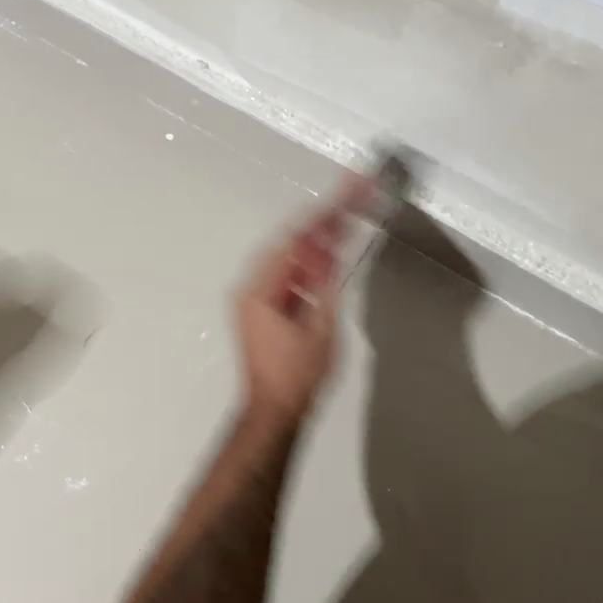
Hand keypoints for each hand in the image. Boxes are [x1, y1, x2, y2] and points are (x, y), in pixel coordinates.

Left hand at [235, 177, 371, 417]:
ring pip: (288, 256)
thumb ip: (325, 284)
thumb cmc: (297, 375)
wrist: (273, 411)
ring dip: (316, 238)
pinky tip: (329, 250)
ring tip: (344, 213)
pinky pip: (286, 274)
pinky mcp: (261, 308)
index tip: (348, 191)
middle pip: (290, 241)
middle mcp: (250, 285)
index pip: (296, 239)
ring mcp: (253, 297)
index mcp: (260, 288)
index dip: (325, 214)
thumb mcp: (320, 328)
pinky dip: (308, 261)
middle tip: (352, 194)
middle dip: (322, 219)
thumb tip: (332, 247)